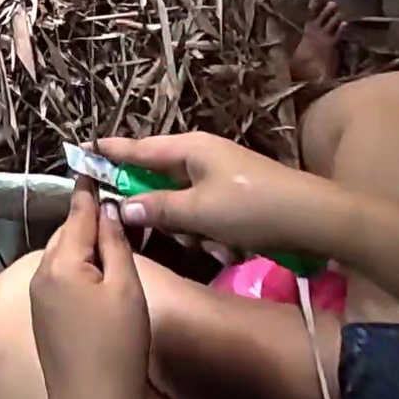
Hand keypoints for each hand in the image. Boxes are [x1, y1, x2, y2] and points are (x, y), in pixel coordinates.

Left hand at [30, 182, 149, 398]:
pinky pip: (59, 276)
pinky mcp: (42, 316)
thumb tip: (106, 209)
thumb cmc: (117, 345)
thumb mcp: (125, 288)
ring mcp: (38, 296)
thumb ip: (114, 243)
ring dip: (82, 244)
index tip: (90, 166)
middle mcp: (41, 273)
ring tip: (110, 239)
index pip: (76, 214)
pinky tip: (96, 275)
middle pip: (66, 234)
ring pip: (62, 255)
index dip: (87, 191)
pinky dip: (77, 266)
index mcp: (60, 261)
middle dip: (87, 221)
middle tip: (114, 210)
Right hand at [98, 133, 352, 256]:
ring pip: (181, 203)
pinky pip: (204, 213)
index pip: (137, 149)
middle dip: (161, 211)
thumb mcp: (199, 211)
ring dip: (190, 229)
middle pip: (157, 181)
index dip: (109, 151)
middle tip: (165, 231)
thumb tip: (123, 206)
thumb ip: (157, 208)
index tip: (82, 149)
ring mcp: (217, 175)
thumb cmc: (251, 207)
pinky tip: (229, 250)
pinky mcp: (233, 195)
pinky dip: (210, 232)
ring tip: (212, 246)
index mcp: (187, 149)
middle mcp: (199, 156)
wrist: (317, 220)